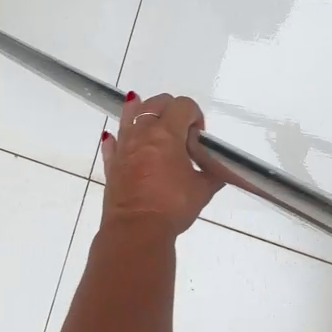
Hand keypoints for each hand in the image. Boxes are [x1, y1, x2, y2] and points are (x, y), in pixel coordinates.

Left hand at [98, 92, 223, 237]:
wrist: (137, 229)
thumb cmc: (172, 206)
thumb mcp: (203, 190)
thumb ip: (213, 174)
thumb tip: (220, 171)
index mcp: (167, 133)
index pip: (183, 105)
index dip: (195, 116)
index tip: (199, 137)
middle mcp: (143, 133)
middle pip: (156, 102)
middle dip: (172, 110)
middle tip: (181, 134)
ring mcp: (124, 146)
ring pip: (130, 115)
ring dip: (143, 114)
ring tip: (153, 126)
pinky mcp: (112, 163)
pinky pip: (113, 142)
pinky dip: (121, 138)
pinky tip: (126, 143)